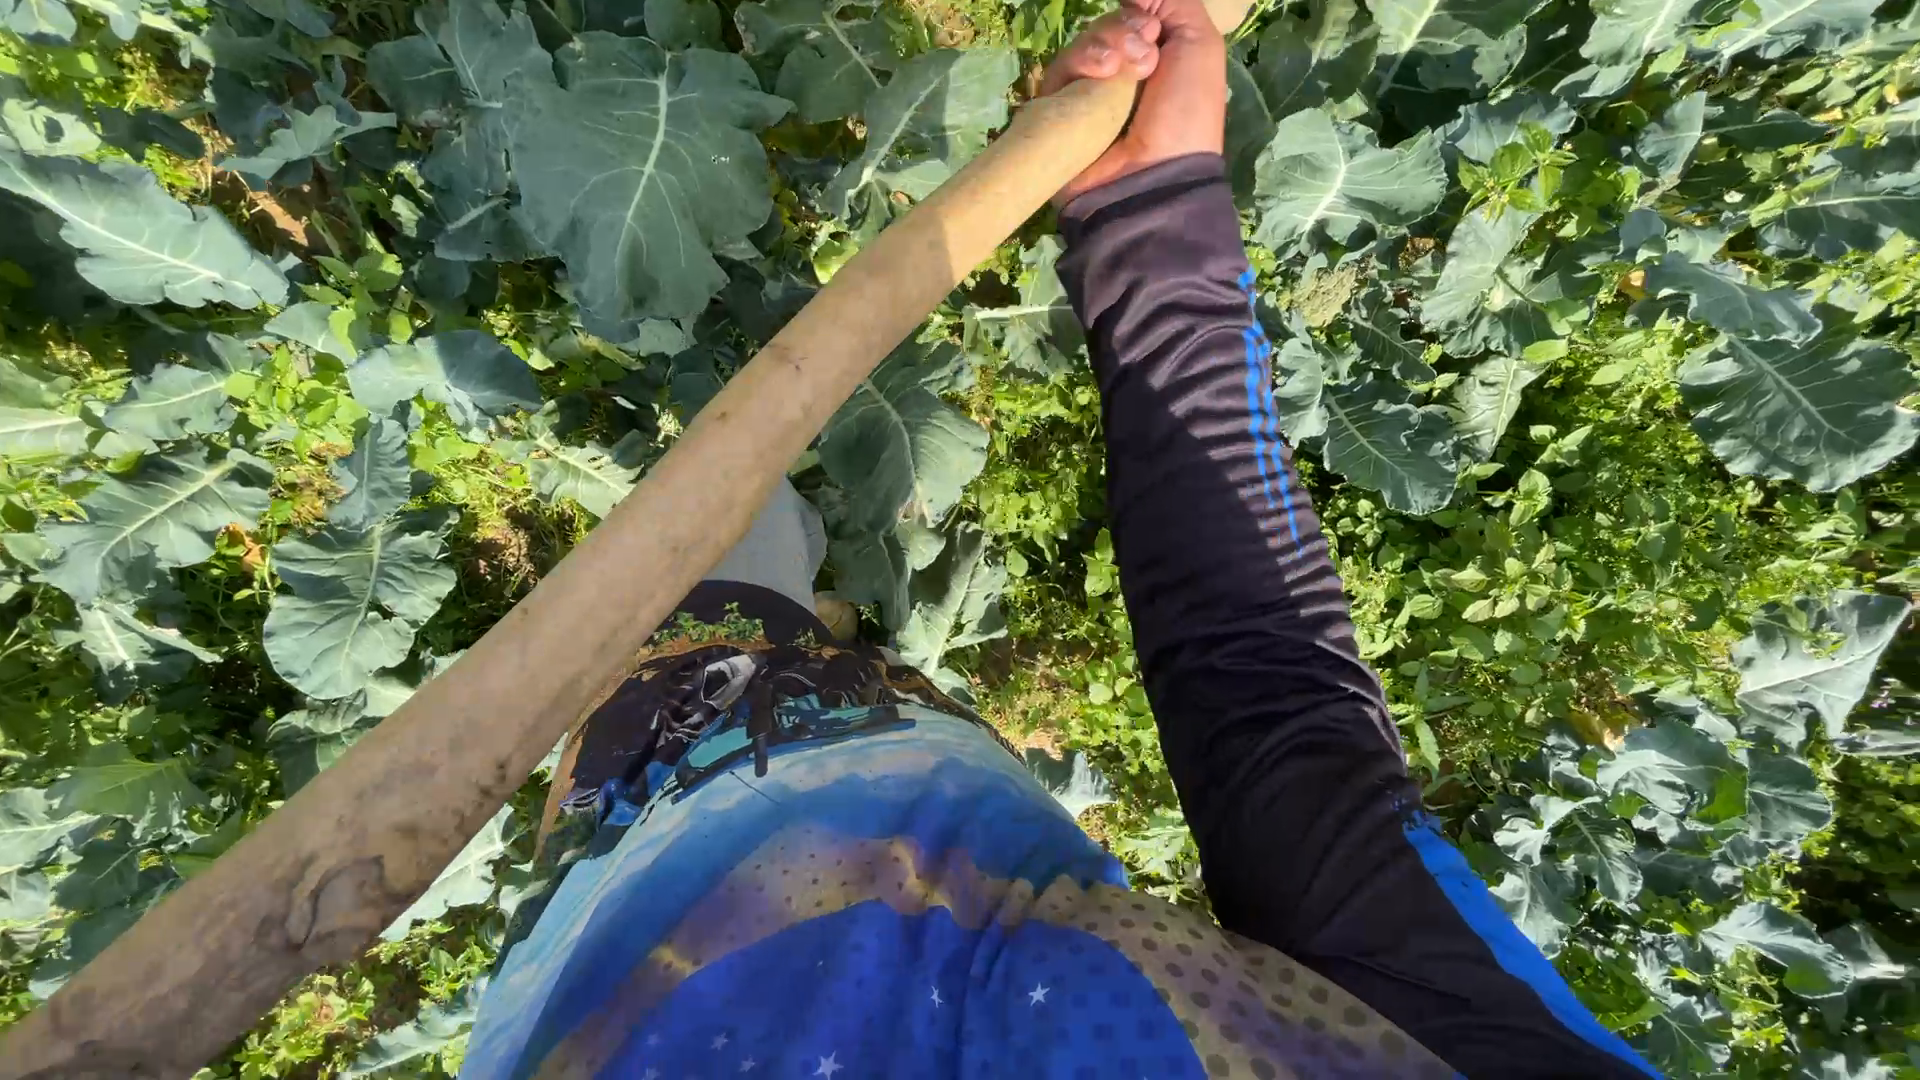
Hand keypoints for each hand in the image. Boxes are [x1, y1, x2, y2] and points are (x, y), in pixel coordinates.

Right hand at [1039, 0, 1226, 205]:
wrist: (1155, 176)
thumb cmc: (1185, 115)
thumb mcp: (1199, 44)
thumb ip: (1173, 3)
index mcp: (1146, 64)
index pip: (1127, 21)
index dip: (1137, 17)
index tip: (1153, 32)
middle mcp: (1113, 81)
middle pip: (1102, 30)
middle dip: (1121, 30)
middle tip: (1142, 58)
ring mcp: (1083, 100)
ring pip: (1079, 48)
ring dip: (1101, 44)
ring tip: (1117, 69)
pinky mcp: (1056, 117)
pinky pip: (1056, 74)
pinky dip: (1078, 64)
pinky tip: (1098, 75)